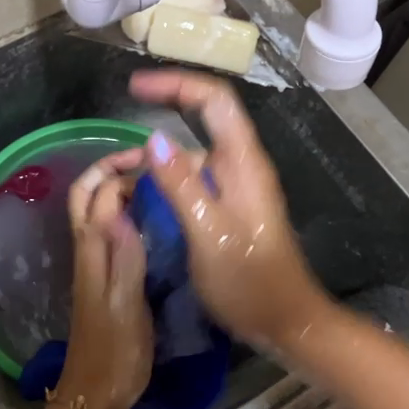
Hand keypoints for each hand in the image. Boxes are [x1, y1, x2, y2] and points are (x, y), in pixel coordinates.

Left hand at [54, 148, 152, 408]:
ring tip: (155, 184)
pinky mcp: (103, 276)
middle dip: (111, 168)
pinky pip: (108, 230)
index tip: (156, 160)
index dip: (123, 169)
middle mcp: (87, 248)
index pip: (101, 193)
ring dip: (117, 188)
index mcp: (92, 250)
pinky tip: (154, 221)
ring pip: (95, 210)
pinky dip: (125, 212)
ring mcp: (93, 261)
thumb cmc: (116, 352)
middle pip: (87, 194)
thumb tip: (124, 210)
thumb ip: (125, 258)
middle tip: (148, 163)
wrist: (96, 393)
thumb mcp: (126, 306)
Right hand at [129, 69, 330, 350]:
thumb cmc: (250, 282)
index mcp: (244, 162)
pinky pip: (195, 174)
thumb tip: (152, 138)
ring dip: (161, 150)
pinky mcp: (230, 205)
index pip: (214, 100)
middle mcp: (243, 165)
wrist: (287, 324)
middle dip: (167, 105)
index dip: (176, 83)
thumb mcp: (208, 233)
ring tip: (121, 169)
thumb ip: (181, 185)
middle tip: (126, 112)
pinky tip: (143, 192)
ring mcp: (238, 185)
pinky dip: (168, 173)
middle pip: (206, 115)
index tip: (134, 87)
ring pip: (196, 149)